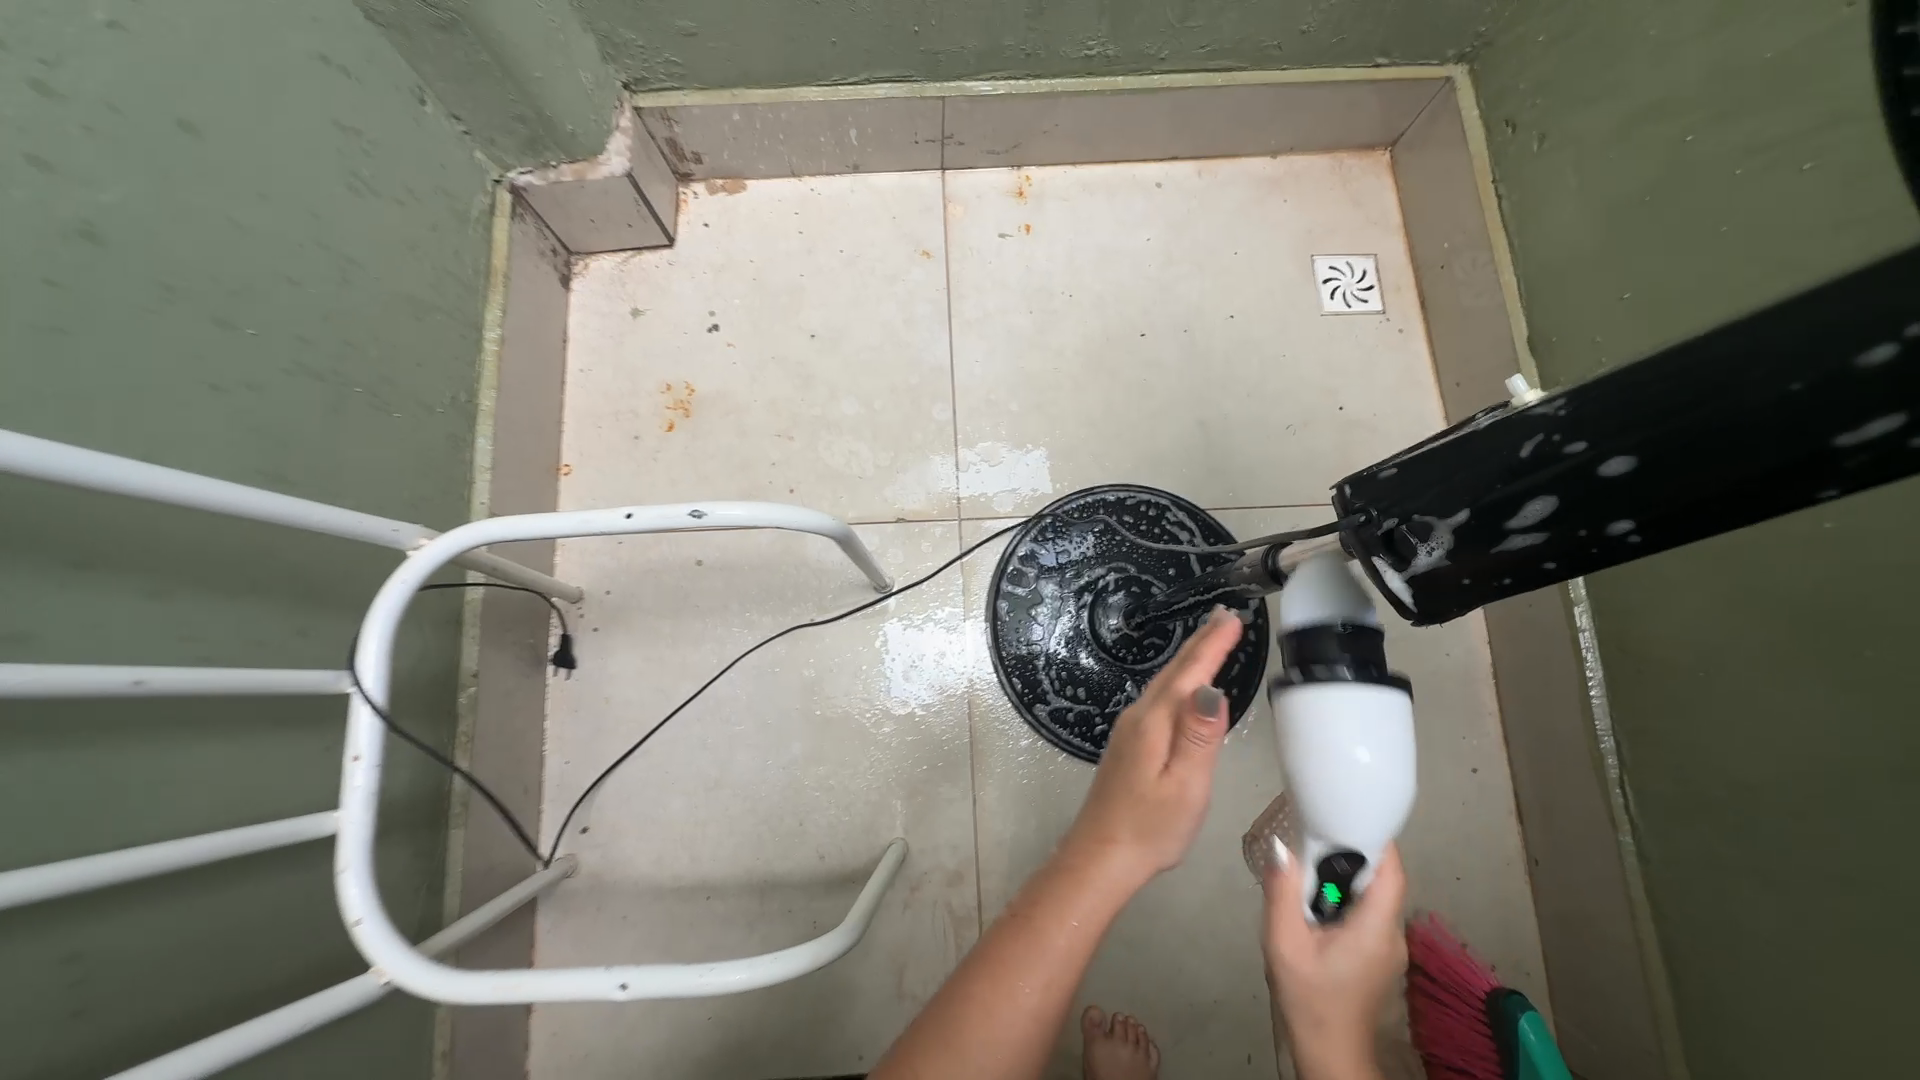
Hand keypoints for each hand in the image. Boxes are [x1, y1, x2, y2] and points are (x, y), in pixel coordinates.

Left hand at [1059, 605, 1245, 886]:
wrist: (1101, 855)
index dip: (1212, 645)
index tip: (1233, 618)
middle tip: (1225, 616)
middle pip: (1173, 672)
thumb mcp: (1185, 785)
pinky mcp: (1129, 744)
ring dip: (1189, 659)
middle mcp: (1138, 717)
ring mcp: (1130, 730)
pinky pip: (1159, 700)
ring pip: (1164, 684)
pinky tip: (1186, 685)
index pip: (1188, 674)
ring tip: (1210, 638)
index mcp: (1154, 723)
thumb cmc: (1150, 827)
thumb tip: (1211, 688)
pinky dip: (1178, 681)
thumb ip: (1199, 736)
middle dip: (1200, 642)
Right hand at [1262, 844, 1407, 1077]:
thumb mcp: (1284, 943)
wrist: (1329, 1051)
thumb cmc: (1309, 997)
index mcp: (1376, 927)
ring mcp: (1389, 947)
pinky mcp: (1378, 955)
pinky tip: (1314, 901)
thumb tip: (1280, 846)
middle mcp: (1392, 933)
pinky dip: (1344, 897)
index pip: (1391, 870)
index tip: (1344, 810)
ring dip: (1343, 877)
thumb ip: (1282, 893)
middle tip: (1311, 834)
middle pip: (1380, 879)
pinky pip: (1366, 912)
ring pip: (1372, 896)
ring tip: (1306, 865)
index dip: (1374, 837)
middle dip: (1348, 853)